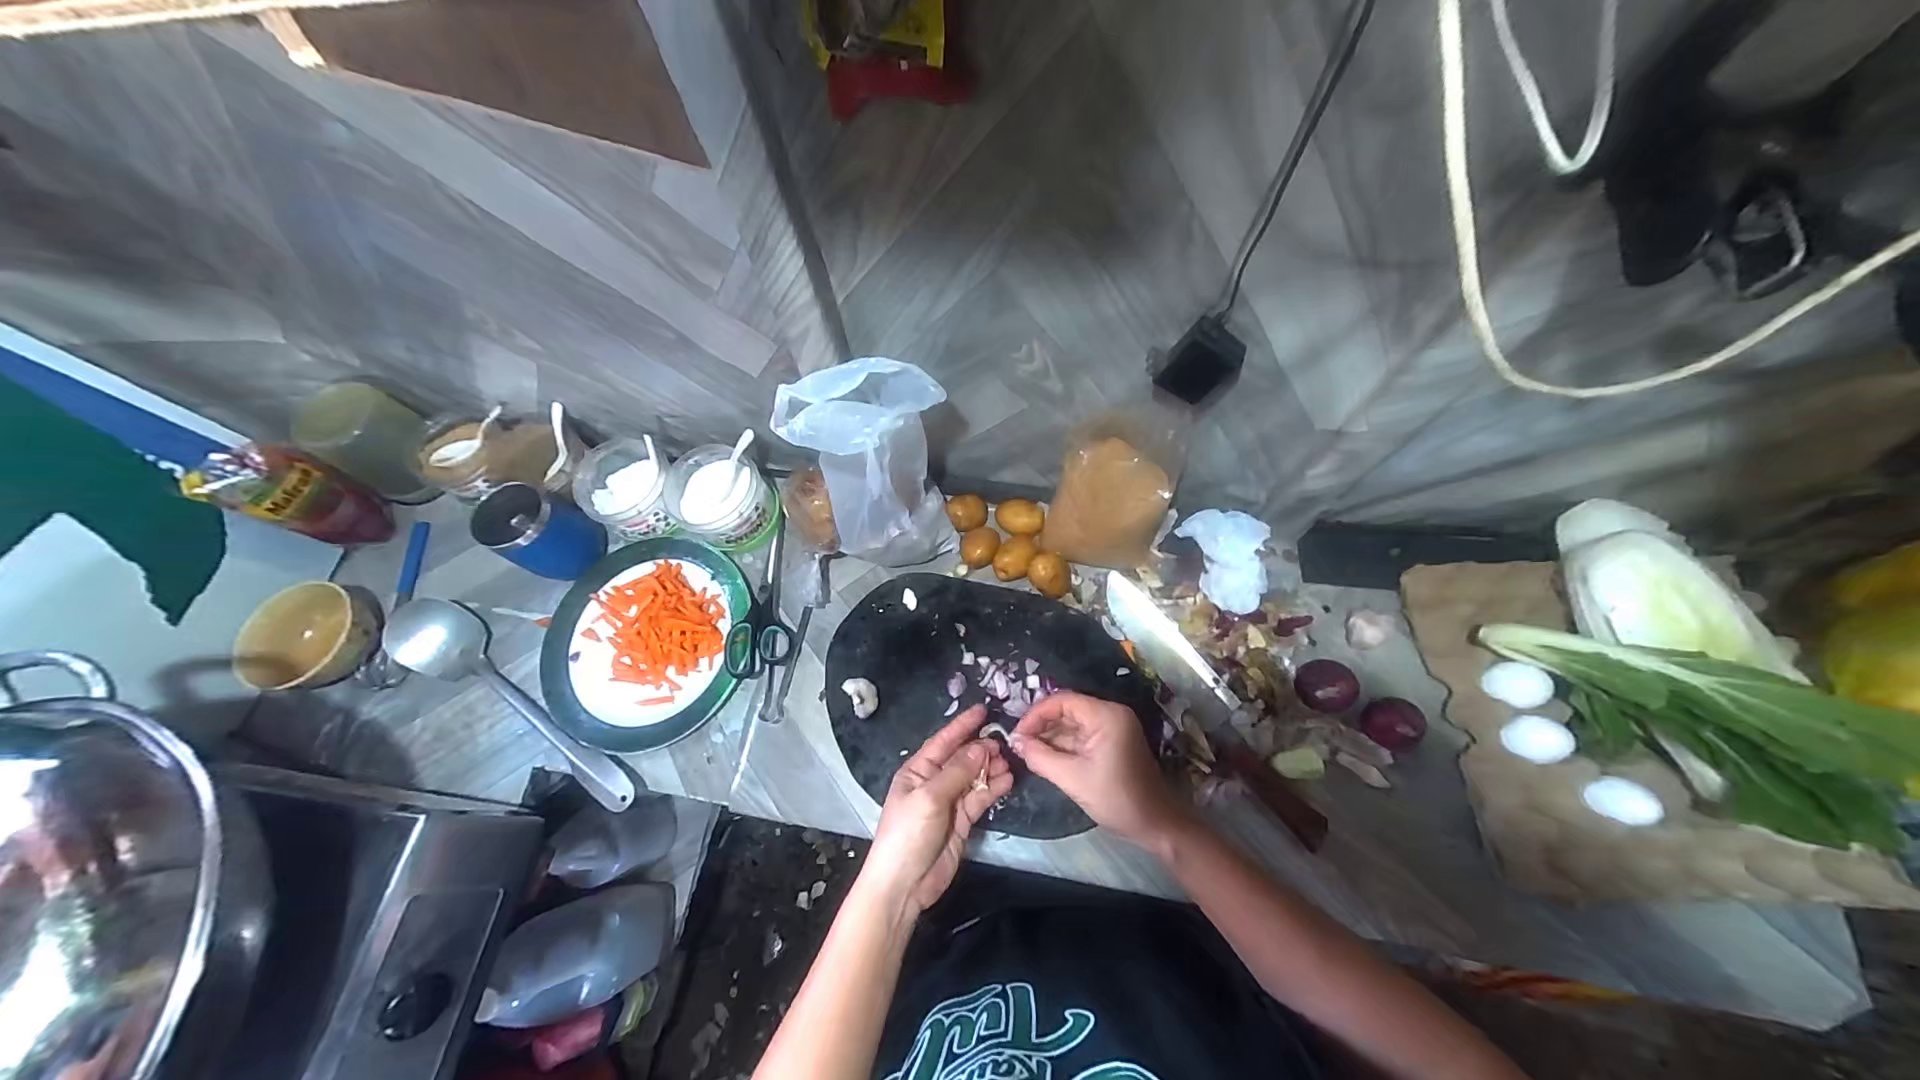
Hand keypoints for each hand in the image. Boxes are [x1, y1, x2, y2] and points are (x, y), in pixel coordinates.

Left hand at [863, 704, 1012, 918]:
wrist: (904, 885)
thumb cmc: (907, 834)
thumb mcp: (929, 797)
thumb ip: (957, 772)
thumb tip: (980, 747)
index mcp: (917, 771)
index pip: (943, 741)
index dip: (962, 725)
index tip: (983, 710)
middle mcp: (933, 782)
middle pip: (961, 758)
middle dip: (981, 749)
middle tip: (1004, 742)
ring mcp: (948, 802)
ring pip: (973, 778)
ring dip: (991, 769)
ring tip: (1010, 761)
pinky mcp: (961, 822)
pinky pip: (979, 799)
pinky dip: (993, 789)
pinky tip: (1008, 781)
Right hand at [1010, 691, 1188, 848]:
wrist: (1157, 825)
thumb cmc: (1118, 799)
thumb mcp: (1073, 779)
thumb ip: (1040, 757)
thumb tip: (1015, 742)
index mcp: (1106, 716)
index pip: (1062, 701)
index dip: (1036, 714)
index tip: (1017, 734)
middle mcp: (1109, 715)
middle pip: (1066, 710)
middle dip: (1040, 726)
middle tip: (1018, 745)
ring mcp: (1111, 729)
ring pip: (1071, 724)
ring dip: (1048, 737)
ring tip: (1025, 752)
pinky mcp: (1110, 743)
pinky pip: (1080, 736)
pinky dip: (1061, 746)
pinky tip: (1043, 757)